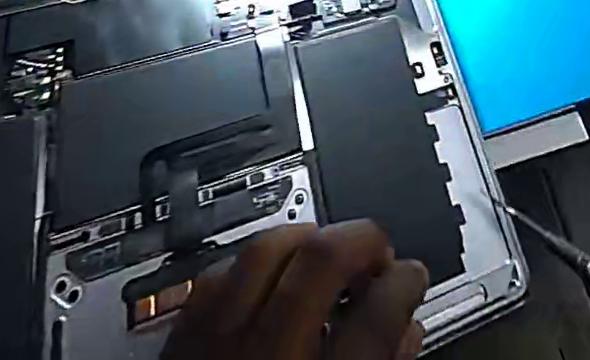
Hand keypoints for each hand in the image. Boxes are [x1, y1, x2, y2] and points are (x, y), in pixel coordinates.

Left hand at [163, 221, 428, 359]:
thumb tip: (404, 335)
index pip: (373, 327)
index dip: (402, 287)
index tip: (410, 275)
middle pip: (319, 266)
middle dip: (359, 242)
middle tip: (378, 251)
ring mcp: (214, 353)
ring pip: (264, 252)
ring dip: (306, 240)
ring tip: (327, 250)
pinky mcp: (179, 347)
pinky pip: (218, 275)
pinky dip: (251, 263)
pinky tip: (269, 270)